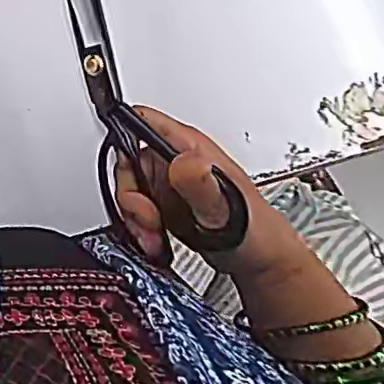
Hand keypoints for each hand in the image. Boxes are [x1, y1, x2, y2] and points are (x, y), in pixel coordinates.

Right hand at [113, 107, 316, 279]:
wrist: (261, 261)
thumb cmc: (255, 232)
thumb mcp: (225, 208)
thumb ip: (201, 185)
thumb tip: (184, 161)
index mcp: (189, 148)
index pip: (141, 122)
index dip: (122, 139)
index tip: (127, 174)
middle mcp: (176, 160)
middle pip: (127, 161)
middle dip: (130, 195)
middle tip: (148, 219)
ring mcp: (169, 182)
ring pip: (130, 188)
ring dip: (134, 217)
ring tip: (154, 236)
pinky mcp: (164, 203)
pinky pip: (136, 209)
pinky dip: (139, 227)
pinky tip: (156, 240)